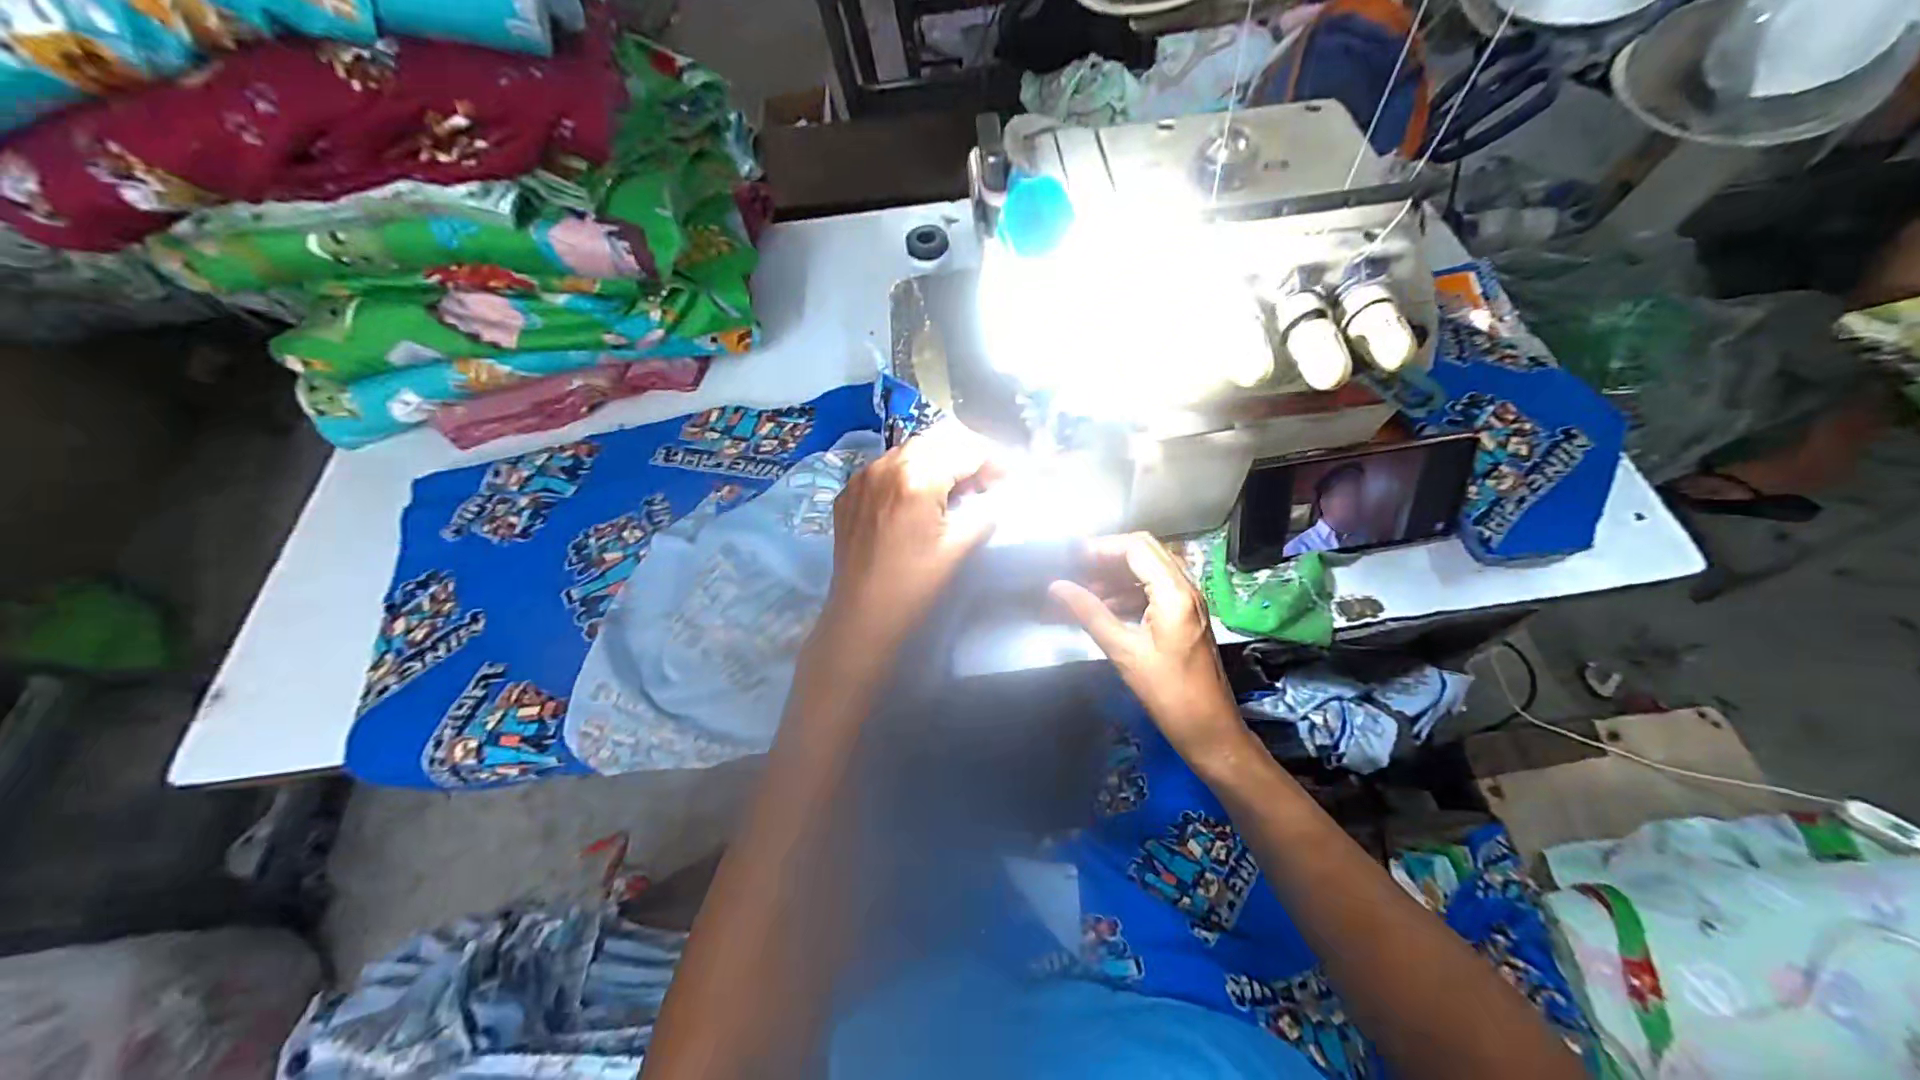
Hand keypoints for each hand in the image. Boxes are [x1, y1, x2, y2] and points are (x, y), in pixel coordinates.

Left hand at [817, 421, 997, 659]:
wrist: (861, 617)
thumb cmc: (914, 586)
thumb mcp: (958, 548)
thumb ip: (981, 513)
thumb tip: (991, 498)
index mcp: (916, 477)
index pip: (964, 450)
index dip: (992, 460)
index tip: (1007, 477)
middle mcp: (885, 466)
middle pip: (936, 442)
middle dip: (963, 455)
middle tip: (982, 482)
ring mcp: (861, 478)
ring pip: (908, 451)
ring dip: (935, 461)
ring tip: (951, 490)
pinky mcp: (848, 494)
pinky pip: (884, 469)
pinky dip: (906, 474)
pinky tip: (917, 499)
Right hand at [1049, 533, 1257, 773]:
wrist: (1210, 728)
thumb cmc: (1168, 692)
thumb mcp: (1124, 651)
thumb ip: (1090, 613)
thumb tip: (1057, 588)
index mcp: (1174, 592)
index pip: (1136, 548)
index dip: (1101, 547)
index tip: (1072, 559)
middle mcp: (1186, 589)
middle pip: (1145, 552)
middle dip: (1107, 558)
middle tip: (1075, 570)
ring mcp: (1188, 602)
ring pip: (1149, 571)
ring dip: (1116, 575)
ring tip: (1083, 590)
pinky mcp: (1185, 616)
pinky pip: (1155, 590)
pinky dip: (1128, 591)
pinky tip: (1104, 607)